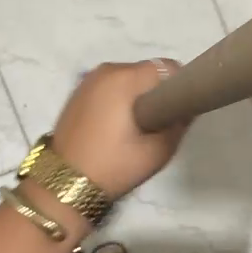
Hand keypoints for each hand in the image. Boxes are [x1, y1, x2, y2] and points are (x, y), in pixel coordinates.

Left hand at [49, 61, 189, 197]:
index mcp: (124, 78)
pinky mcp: (77, 92)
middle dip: (156, 93)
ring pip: (127, 80)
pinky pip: (110, 88)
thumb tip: (186, 107)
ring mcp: (88, 80)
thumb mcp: (158, 151)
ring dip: (137, 97)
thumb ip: (180, 123)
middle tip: (157, 126)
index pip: (167, 68)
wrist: (64, 183)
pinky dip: (119, 100)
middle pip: (146, 72)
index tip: (177, 113)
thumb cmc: (114, 165)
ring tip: (135, 129)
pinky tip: (115, 128)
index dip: (178, 88)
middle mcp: (105, 70)